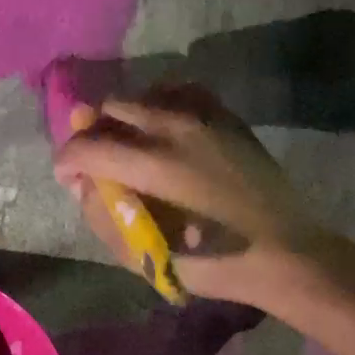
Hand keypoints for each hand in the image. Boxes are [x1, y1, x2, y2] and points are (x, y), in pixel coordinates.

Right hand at [53, 85, 335, 304]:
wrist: (288, 252)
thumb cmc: (216, 263)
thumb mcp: (147, 255)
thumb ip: (105, 217)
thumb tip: (84, 187)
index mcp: (153, 165)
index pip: (88, 147)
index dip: (66, 160)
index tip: (67, 177)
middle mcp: (174, 128)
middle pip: (111, 108)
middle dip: (93, 134)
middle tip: (97, 161)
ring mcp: (204, 116)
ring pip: (144, 95)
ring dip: (126, 117)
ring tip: (130, 143)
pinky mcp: (226, 116)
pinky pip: (181, 92)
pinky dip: (161, 104)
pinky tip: (162, 129)